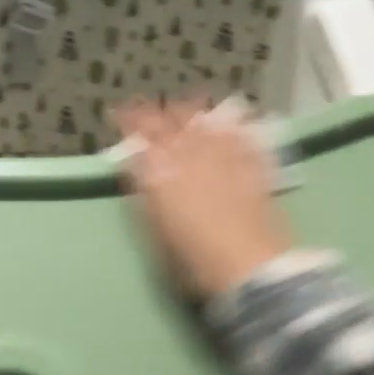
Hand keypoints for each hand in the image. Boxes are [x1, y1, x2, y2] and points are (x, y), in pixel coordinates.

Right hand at [114, 99, 292, 297]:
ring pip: (205, 123)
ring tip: (186, 107)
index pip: (142, 137)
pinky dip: (231, 125)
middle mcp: (193, 157)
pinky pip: (240, 135)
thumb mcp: (158, 233)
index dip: (130, 121)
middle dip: (159, 113)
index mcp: (164, 173)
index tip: (119, 113)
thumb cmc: (197, 259)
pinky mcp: (254, 165)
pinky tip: (231, 119)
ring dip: (192, 113)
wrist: (253, 267)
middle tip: (151, 110)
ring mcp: (226, 157)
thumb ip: (146, 197)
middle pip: (173, 123)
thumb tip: (136, 171)